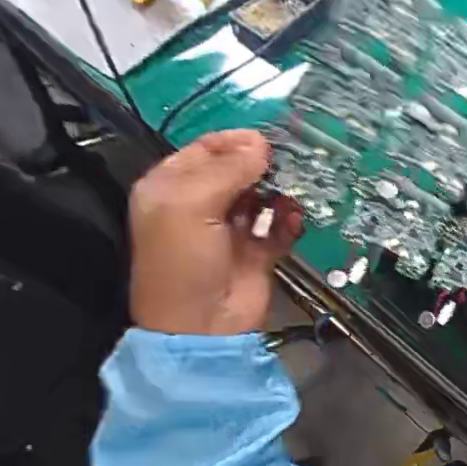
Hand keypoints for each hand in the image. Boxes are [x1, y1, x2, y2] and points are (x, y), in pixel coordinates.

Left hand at [125, 129, 303, 335]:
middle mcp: (200, 206)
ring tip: (292, 190)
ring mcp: (231, 231)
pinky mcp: (258, 253)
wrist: (202, 326)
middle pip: (236, 172)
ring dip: (278, 192)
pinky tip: (294, 218)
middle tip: (285, 163)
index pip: (204, 150)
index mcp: (172, 189)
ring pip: (261, 197)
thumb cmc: (184, 262)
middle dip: (260, 166)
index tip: (263, 139)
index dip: (232, 142)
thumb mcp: (192, 205)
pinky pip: (278, 228)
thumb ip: (227, 170)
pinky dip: (289, 221)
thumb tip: (261, 144)